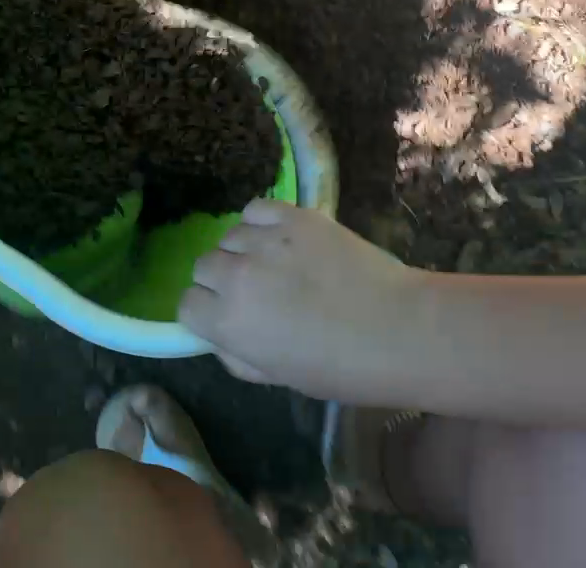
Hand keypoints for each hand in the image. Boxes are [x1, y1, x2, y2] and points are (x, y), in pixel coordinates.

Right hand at [178, 200, 435, 404]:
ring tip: (273, 263)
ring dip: (243, 251)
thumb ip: (235, 354)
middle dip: (221, 281)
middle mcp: (236, 274)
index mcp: (227, 321)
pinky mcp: (294, 215)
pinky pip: (256, 208)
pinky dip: (260, 221)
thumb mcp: (276, 377)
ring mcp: (265, 239)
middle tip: (254, 291)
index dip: (205, 313)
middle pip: (204, 265)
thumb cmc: (340, 368)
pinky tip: (280, 237)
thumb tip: (218, 333)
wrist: (398, 330)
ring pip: (229, 235)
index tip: (227, 318)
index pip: (187, 304)